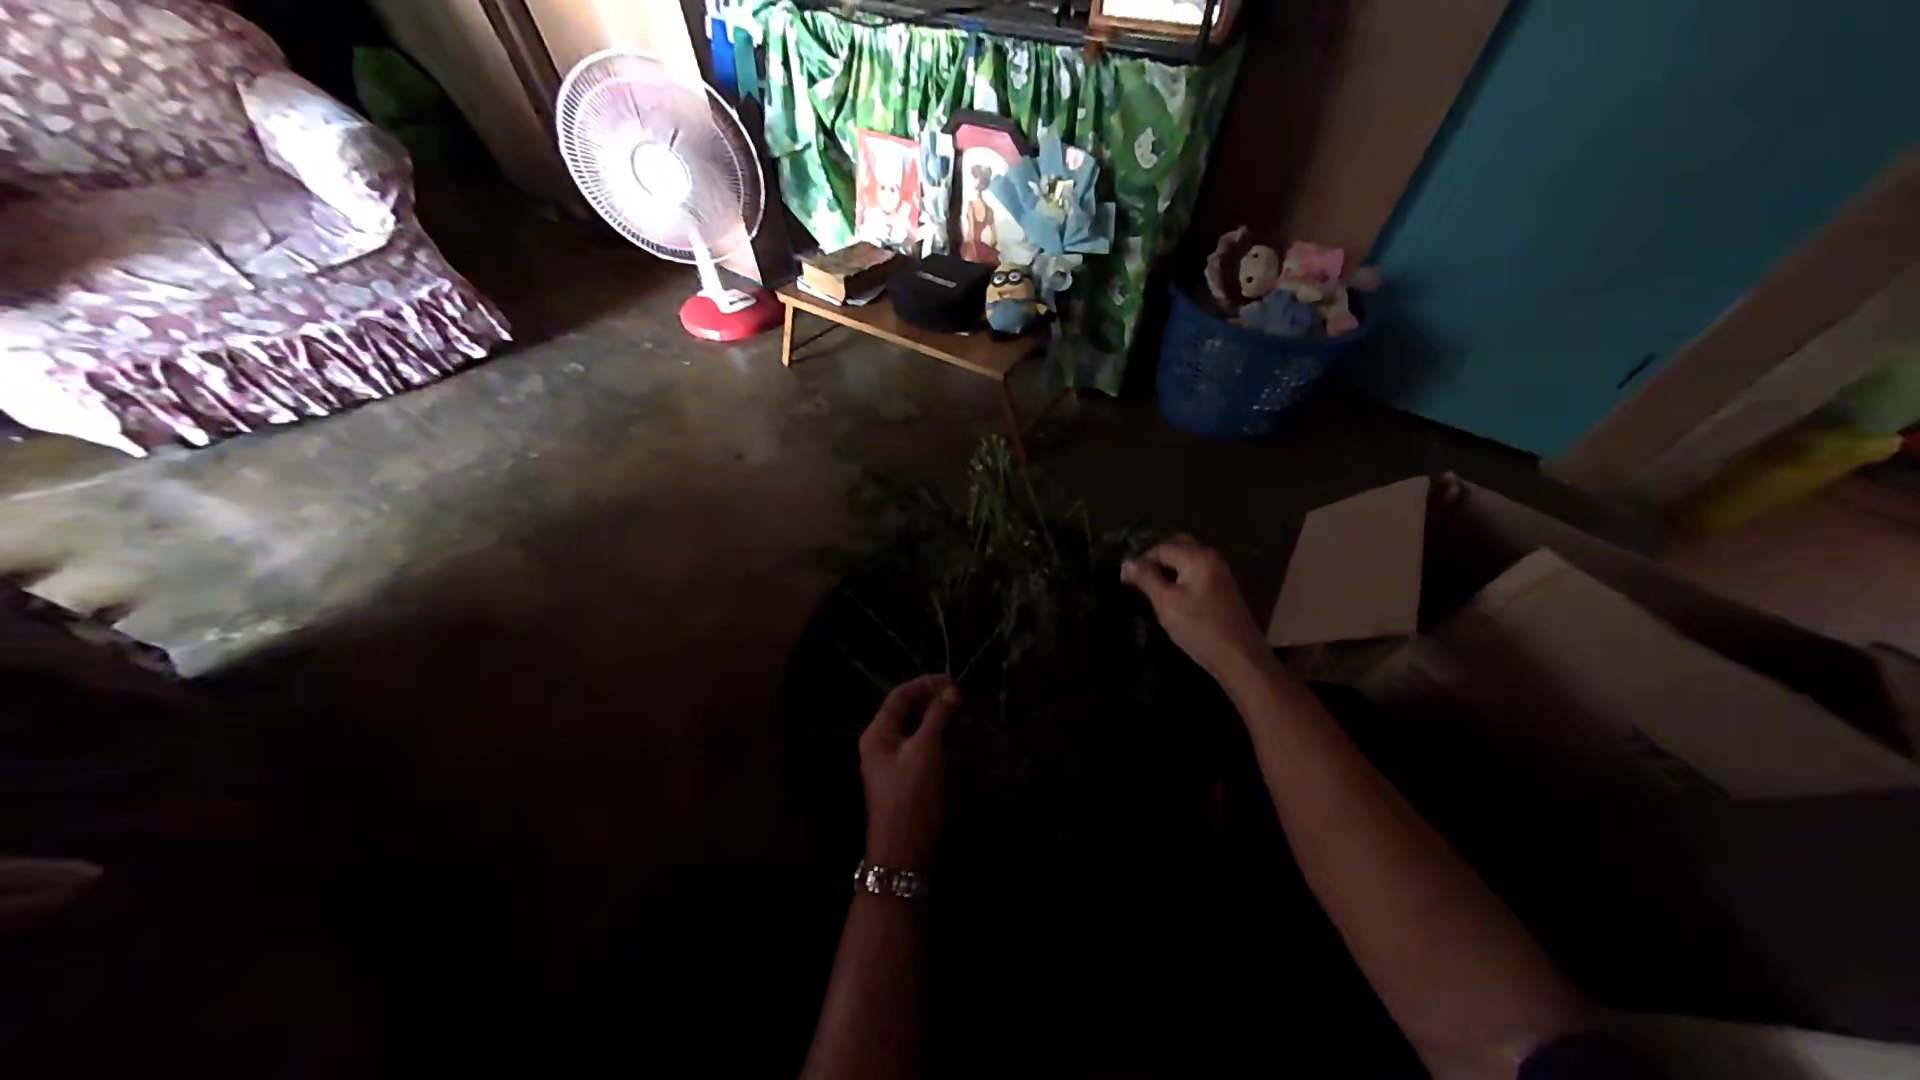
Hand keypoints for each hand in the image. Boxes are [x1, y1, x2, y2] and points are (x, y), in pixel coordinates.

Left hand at [858, 674, 959, 868]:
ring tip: (962, 715)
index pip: (899, 696)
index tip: (953, 682)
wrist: (904, 849)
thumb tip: (951, 690)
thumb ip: (937, 717)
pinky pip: (919, 747)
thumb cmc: (911, 795)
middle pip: (906, 711)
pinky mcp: (905, 777)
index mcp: (877, 734)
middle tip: (960, 698)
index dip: (925, 684)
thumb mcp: (926, 750)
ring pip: (914, 729)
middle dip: (932, 701)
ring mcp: (892, 762)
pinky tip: (956, 739)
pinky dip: (936, 737)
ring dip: (936, 719)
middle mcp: (880, 744)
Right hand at [1121, 535, 1272, 680]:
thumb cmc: (1199, 629)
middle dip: (1155, 560)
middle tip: (1137, 579)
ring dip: (1167, 568)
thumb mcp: (1166, 603)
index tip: (1125, 581)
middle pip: (1177, 546)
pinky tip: (1170, 594)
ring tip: (1150, 587)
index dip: (1140, 562)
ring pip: (1186, 559)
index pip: (1160, 548)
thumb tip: (1127, 562)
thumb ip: (1146, 579)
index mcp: (1198, 557)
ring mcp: (1219, 572)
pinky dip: (1180, 576)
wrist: (1238, 657)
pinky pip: (1195, 571)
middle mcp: (1211, 557)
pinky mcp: (1221, 587)